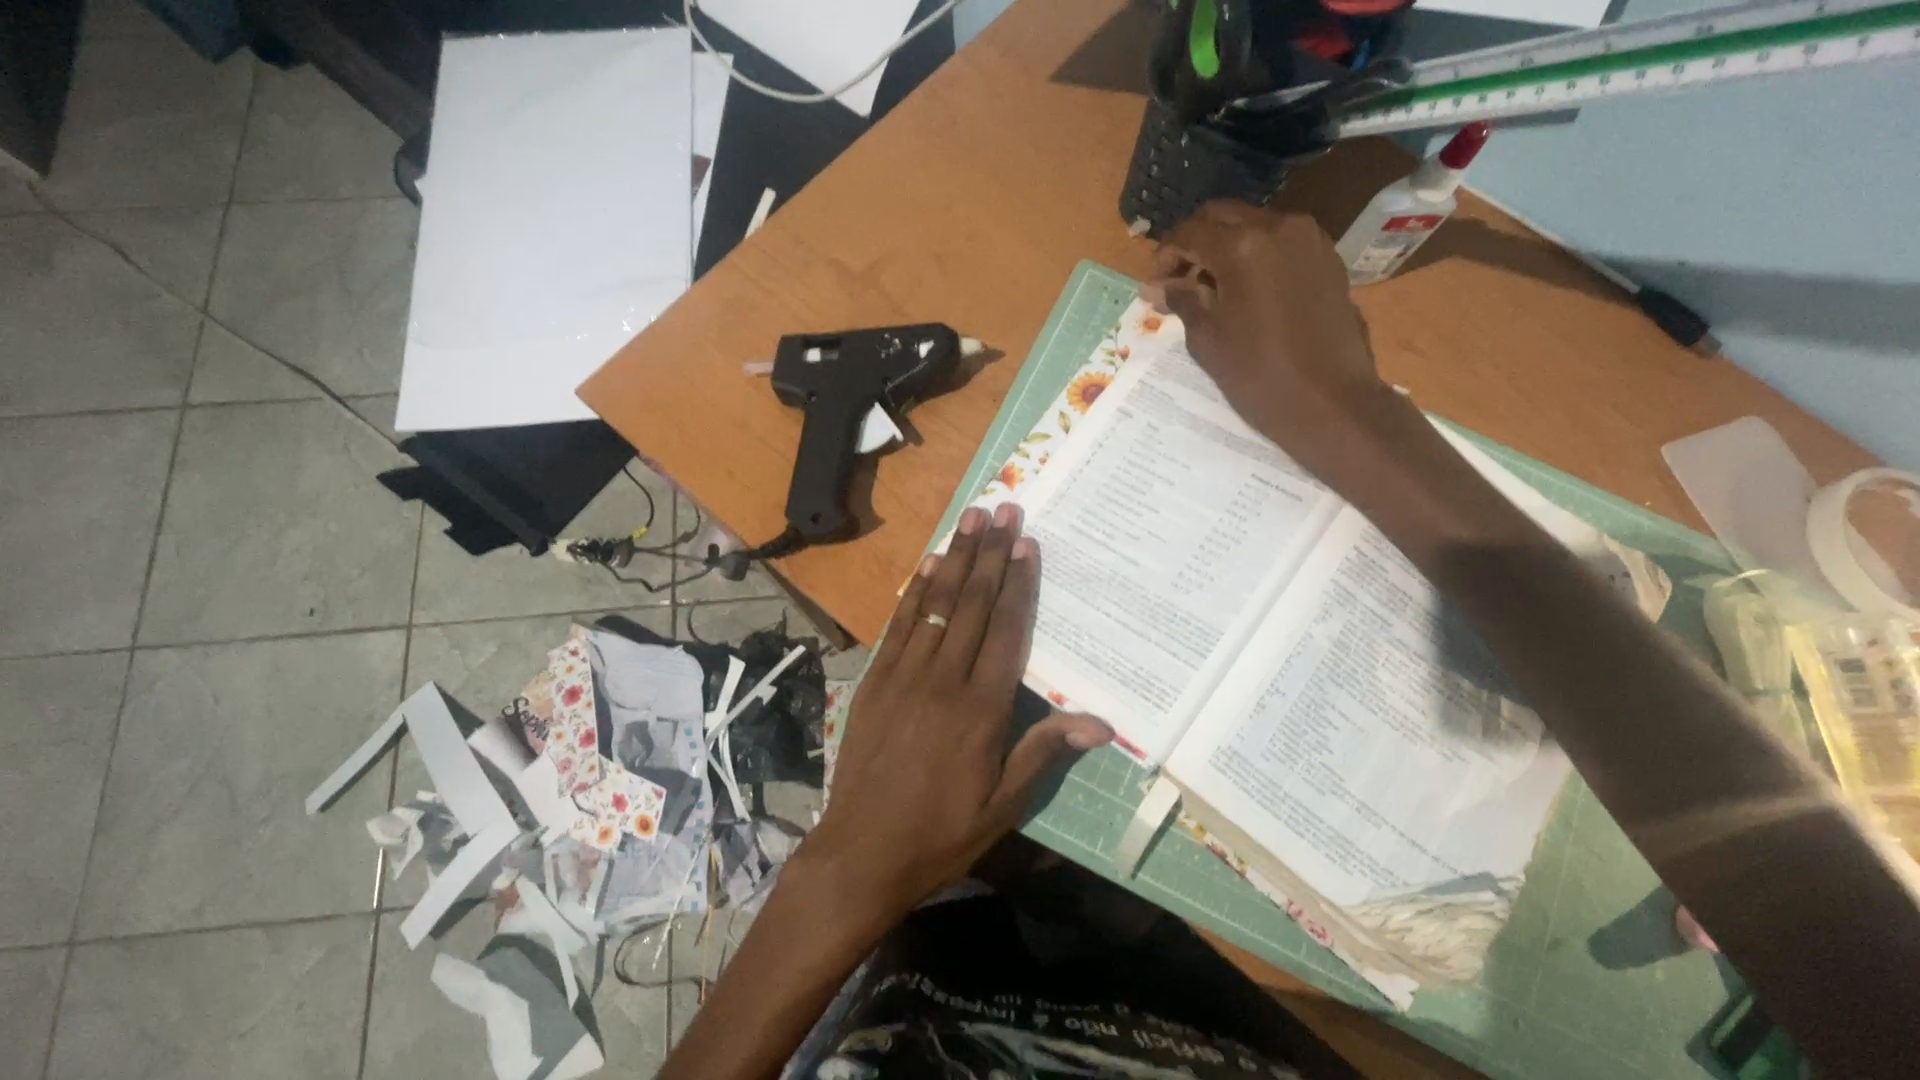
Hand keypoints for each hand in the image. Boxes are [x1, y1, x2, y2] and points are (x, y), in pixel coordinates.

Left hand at [803, 502, 1111, 911]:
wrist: (862, 853)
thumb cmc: (942, 833)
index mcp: (981, 709)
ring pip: (936, 606)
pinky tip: (927, 566)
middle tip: (1004, 510)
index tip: (1027, 543)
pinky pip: (899, 627)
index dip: (1020, 584)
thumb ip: (1044, 752)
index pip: (1008, 631)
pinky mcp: (874, 683)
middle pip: (973, 606)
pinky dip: (914, 593)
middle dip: (991, 555)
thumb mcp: (1004, 805)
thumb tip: (1101, 724)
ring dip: (955, 559)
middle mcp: (943, 681)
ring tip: (970, 519)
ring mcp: (903, 677)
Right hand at [1146, 201, 1404, 452]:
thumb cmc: (1260, 376)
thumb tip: (1156, 287)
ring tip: (1211, 289)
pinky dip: (1255, 256)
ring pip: (1252, 225)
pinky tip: (1246, 292)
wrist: (1332, 402)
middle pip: (1221, 216)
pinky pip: (1280, 243)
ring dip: (1225, 247)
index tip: (1154, 286)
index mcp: (1242, 246)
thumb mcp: (1208, 339)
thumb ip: (1182, 301)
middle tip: (1178, 282)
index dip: (1163, 255)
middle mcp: (1278, 227)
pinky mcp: (1327, 258)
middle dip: (1193, 243)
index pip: (1188, 232)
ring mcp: (1308, 240)